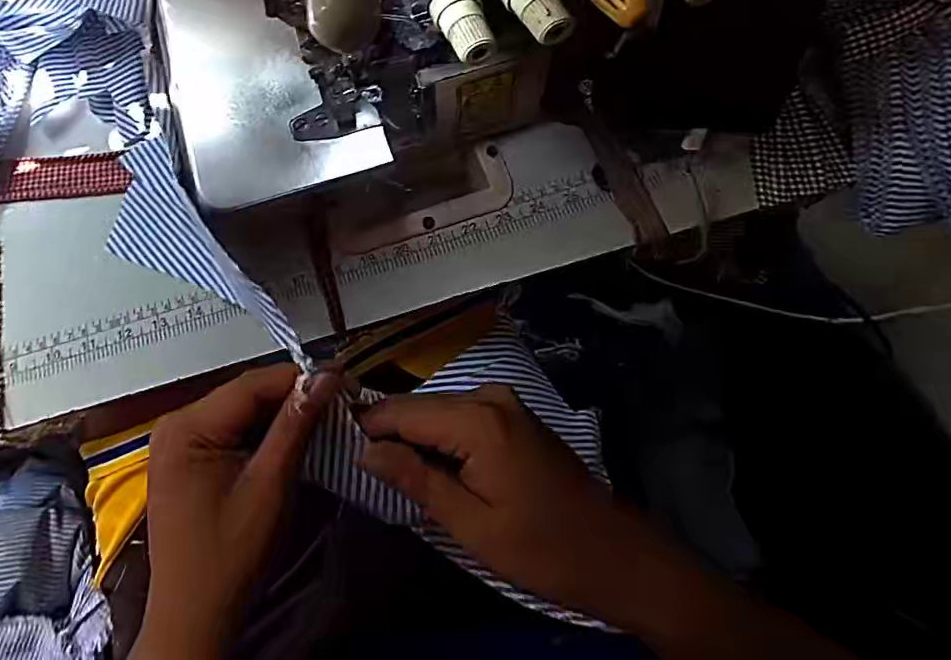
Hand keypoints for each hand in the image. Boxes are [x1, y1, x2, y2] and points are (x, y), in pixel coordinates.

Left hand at [133, 364, 337, 659]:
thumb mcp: (268, 486)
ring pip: (241, 409)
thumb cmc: (228, 557)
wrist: (192, 620)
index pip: (251, 384)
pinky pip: (232, 428)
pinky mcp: (187, 456)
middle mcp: (176, 423)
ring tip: (323, 411)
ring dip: (280, 412)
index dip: (299, 377)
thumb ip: (295, 426)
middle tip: (337, 396)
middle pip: (245, 394)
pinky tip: (291, 435)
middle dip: (292, 395)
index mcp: (186, 426)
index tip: (341, 378)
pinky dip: (263, 431)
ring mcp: (179, 440)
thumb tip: (325, 377)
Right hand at [357, 384, 851, 657]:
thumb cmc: (542, 547)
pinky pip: (462, 415)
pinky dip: (439, 434)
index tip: (335, 436)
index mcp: (478, 420)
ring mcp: (505, 402)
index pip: (404, 411)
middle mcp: (489, 397)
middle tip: (353, 454)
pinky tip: (426, 459)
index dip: (368, 423)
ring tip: (382, 460)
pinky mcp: (513, 414)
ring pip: (440, 410)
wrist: (615, 553)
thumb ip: (416, 480)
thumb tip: (366, 450)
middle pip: (422, 406)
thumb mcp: (472, 525)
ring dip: (413, 433)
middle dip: (388, 428)